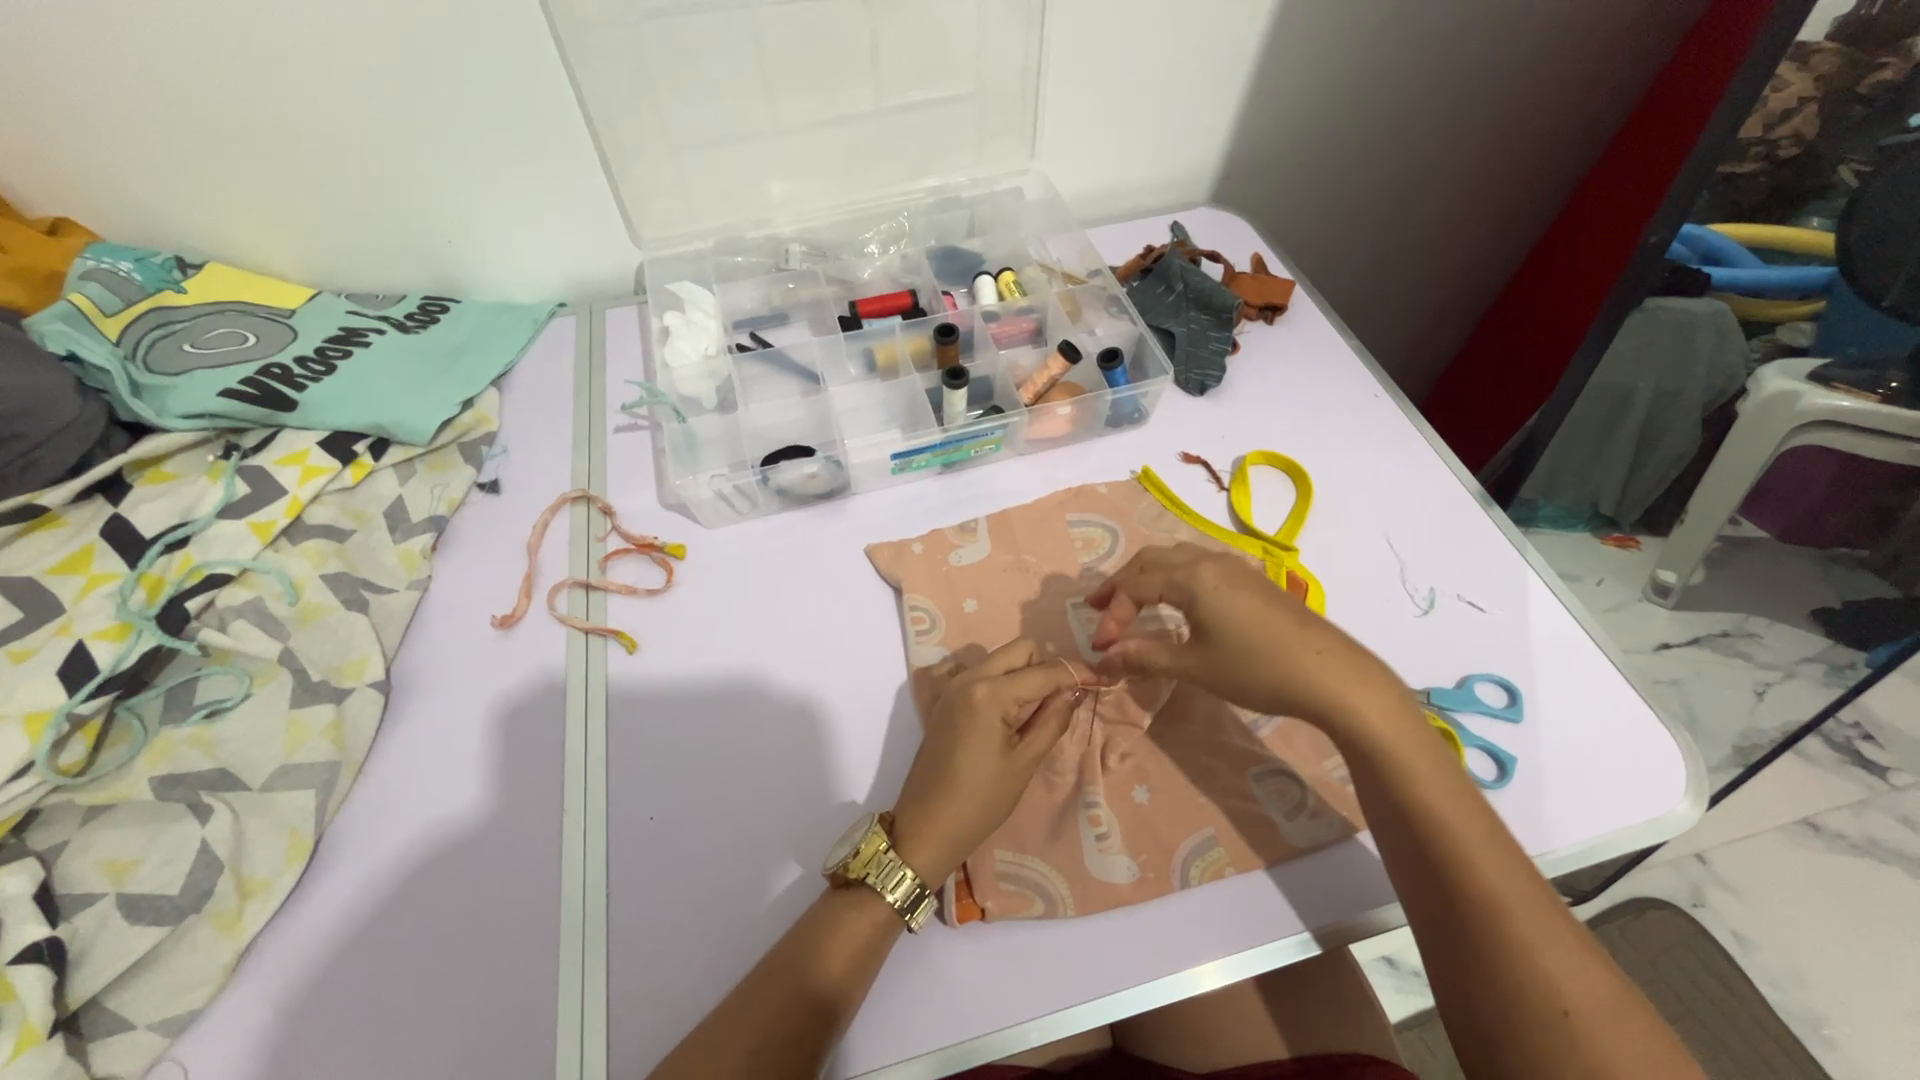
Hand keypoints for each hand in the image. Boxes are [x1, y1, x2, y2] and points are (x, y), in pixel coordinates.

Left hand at [890, 639, 1082, 882]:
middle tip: (1061, 701)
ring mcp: (954, 686)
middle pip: (1020, 650)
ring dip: (1024, 674)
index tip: (1102, 679)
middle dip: (1046, 667)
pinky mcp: (946, 699)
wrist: (926, 826)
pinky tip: (1012, 716)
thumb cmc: (980, 800)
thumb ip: (1053, 720)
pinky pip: (984, 674)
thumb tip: (1073, 692)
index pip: (1044, 671)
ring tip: (1037, 713)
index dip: (1077, 673)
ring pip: (1001, 659)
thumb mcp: (1025, 762)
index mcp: (990, 693)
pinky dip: (1004, 683)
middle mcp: (969, 678)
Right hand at [1087, 543, 1410, 738]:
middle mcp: (1209, 560)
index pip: (1134, 585)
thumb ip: (1145, 657)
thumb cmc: (1257, 669)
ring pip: (1176, 558)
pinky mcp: (1251, 580)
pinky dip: (1172, 578)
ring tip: (1129, 603)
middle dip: (1120, 583)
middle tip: (1098, 609)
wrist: (1331, 675)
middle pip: (1151, 560)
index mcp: (1191, 577)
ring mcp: (1234, 566)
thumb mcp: (1194, 666)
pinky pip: (1198, 565)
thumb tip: (1103, 660)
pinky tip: (1174, 603)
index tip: (1102, 648)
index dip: (1111, 614)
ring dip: (1147, 577)